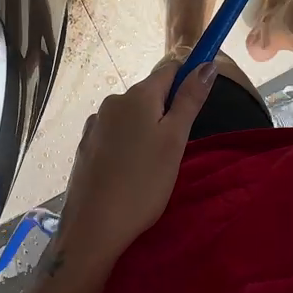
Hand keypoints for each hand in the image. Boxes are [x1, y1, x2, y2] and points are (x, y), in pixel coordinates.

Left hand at [59, 58, 216, 261]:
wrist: (93, 227)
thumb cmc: (143, 183)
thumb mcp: (175, 140)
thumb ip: (190, 99)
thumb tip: (207, 64)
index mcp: (138, 95)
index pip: (170, 70)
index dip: (187, 81)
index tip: (195, 107)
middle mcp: (114, 101)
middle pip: (149, 93)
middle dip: (165, 112)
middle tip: (174, 149)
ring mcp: (96, 123)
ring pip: (131, 115)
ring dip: (145, 129)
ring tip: (151, 166)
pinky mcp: (86, 145)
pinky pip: (114, 134)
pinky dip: (126, 144)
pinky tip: (128, 171)